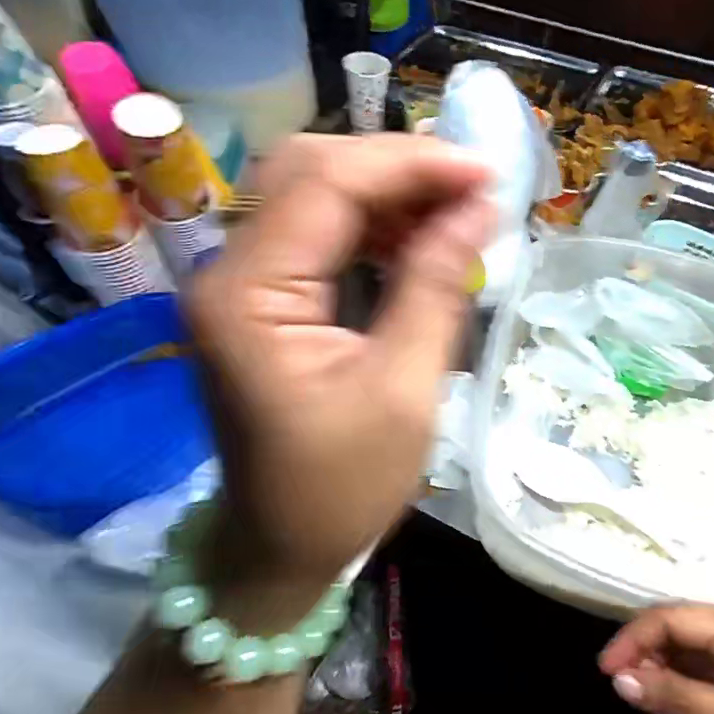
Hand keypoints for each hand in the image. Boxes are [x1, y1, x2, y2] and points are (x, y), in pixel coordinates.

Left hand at [185, 134, 493, 613]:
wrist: (279, 547)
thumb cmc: (342, 487)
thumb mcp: (404, 390)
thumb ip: (435, 286)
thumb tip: (478, 209)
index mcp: (249, 297)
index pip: (327, 186)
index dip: (411, 166)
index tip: (485, 173)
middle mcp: (227, 273)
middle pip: (307, 171)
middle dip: (396, 167)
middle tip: (471, 186)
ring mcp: (237, 284)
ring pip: (310, 194)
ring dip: (386, 191)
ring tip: (455, 210)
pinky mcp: (258, 300)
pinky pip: (312, 233)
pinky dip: (369, 224)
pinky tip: (417, 237)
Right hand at [600, 603, 713, 713]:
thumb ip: (674, 696)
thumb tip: (619, 680)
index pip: (671, 616)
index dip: (633, 638)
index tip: (604, 672)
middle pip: (679, 627)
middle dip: (644, 651)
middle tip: (618, 686)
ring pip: (691, 649)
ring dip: (661, 668)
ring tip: (636, 695)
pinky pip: (707, 670)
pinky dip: (682, 683)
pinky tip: (667, 700)